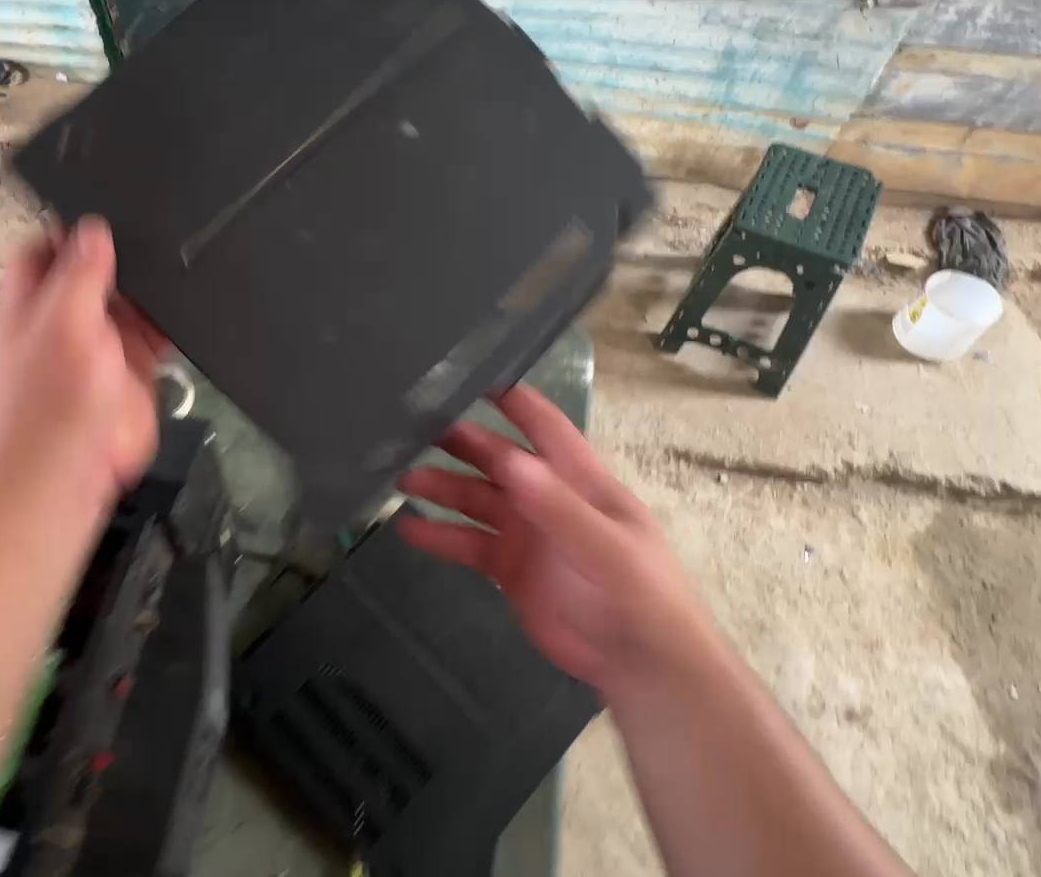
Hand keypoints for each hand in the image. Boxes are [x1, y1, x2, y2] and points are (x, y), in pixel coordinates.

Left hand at [0, 217, 165, 511]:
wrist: (72, 470)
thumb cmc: (50, 407)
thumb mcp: (63, 325)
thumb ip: (78, 276)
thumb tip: (91, 232)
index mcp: (33, 307)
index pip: (41, 252)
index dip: (66, 231)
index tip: (100, 214)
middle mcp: (65, 322)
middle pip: (91, 274)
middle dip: (117, 256)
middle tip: (150, 234)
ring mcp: (100, 347)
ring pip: (127, 303)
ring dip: (147, 289)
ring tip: (174, 263)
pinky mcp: (132, 370)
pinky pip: (154, 336)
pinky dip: (169, 323)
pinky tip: (185, 308)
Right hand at [396, 385, 712, 694]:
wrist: (639, 666)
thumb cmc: (637, 596)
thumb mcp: (604, 548)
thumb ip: (558, 507)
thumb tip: (512, 459)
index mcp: (578, 479)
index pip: (543, 425)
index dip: (512, 398)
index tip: (470, 375)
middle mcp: (546, 496)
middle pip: (497, 458)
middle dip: (459, 442)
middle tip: (412, 429)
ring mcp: (525, 532)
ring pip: (475, 498)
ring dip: (441, 487)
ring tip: (401, 479)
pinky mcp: (507, 567)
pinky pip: (467, 542)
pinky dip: (438, 535)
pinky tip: (407, 529)